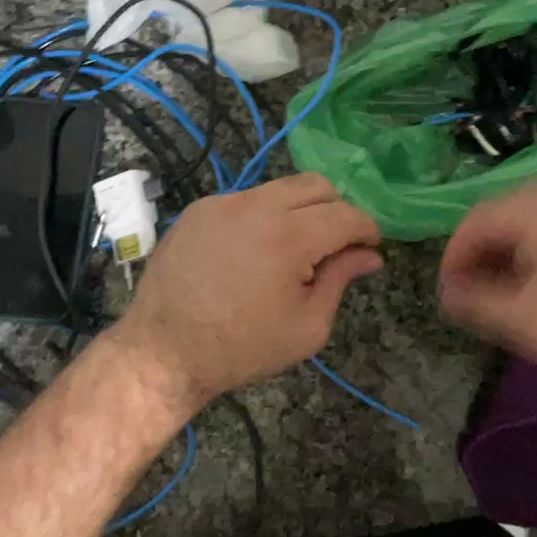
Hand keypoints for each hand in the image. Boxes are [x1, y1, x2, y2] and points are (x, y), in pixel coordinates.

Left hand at [108, 174, 382, 406]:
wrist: (164, 351)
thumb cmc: (243, 348)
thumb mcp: (307, 325)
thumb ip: (341, 280)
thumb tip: (370, 256)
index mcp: (288, 235)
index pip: (345, 215)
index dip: (367, 229)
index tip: (372, 246)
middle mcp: (255, 205)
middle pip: (315, 185)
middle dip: (337, 209)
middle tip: (337, 245)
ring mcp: (223, 203)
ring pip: (279, 188)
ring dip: (299, 211)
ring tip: (294, 252)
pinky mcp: (199, 209)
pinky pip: (245, 200)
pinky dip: (263, 216)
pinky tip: (255, 252)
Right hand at [438, 169, 536, 388]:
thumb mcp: (531, 319)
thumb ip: (477, 303)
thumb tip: (448, 292)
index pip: (475, 220)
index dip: (454, 260)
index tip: (449, 298)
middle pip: (507, 216)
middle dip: (487, 259)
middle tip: (481, 302)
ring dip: (518, 257)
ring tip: (517, 299)